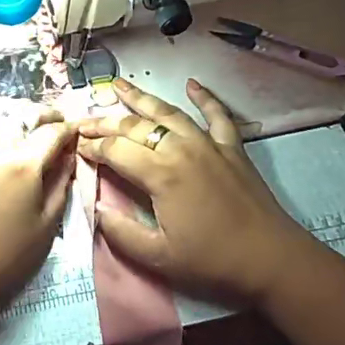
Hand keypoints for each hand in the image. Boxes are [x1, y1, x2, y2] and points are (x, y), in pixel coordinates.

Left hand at [0, 99, 76, 298]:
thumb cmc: (6, 255)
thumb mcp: (46, 225)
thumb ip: (61, 184)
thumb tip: (68, 157)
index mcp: (23, 164)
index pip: (53, 131)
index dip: (68, 129)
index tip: (74, 132)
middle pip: (22, 112)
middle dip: (42, 113)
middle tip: (51, 121)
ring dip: (9, 110)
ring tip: (18, 118)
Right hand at [77, 78, 318, 305]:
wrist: (270, 257)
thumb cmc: (211, 260)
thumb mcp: (158, 255)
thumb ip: (121, 232)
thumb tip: (97, 210)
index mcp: (160, 174)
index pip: (116, 150)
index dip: (92, 147)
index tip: (75, 146)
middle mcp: (181, 148)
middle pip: (137, 126)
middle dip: (107, 121)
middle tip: (85, 119)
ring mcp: (209, 144)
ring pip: (170, 112)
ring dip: (143, 98)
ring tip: (120, 86)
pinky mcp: (232, 148)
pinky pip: (216, 115)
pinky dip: (204, 97)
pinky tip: (192, 84)